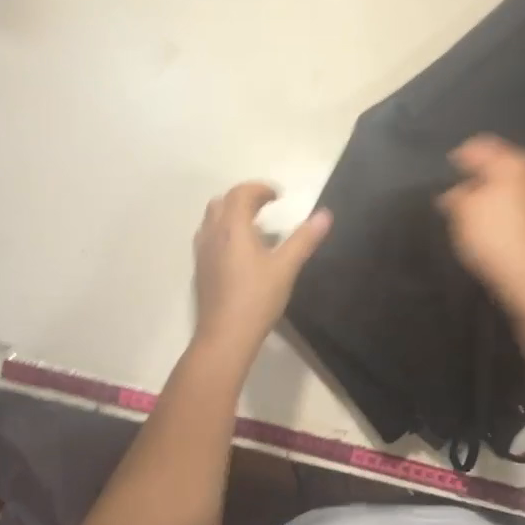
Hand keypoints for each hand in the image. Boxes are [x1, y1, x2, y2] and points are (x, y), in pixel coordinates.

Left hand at [192, 182, 331, 357]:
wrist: (225, 335)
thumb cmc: (257, 299)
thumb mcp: (286, 267)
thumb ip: (304, 239)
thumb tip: (325, 214)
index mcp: (232, 227)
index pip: (241, 193)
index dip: (260, 189)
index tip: (278, 196)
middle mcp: (212, 234)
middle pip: (222, 202)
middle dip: (243, 198)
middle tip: (265, 207)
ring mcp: (202, 253)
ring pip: (211, 220)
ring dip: (230, 214)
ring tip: (253, 228)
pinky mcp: (199, 270)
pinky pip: (208, 239)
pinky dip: (223, 233)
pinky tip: (238, 254)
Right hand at [437, 135, 524, 311]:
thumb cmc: (494, 236)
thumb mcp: (463, 212)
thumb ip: (455, 196)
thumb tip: (453, 194)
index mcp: (511, 162)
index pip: (481, 147)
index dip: (460, 156)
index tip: (446, 166)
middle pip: (496, 166)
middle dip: (474, 176)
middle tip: (454, 189)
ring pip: (503, 187)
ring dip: (485, 194)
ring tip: (465, 209)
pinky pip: (510, 205)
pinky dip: (496, 209)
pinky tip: (483, 224)